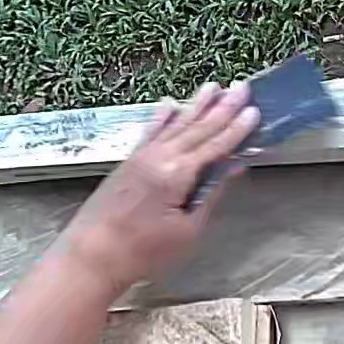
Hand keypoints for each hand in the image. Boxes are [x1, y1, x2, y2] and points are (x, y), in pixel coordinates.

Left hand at [58, 82, 260, 296]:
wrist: (88, 258)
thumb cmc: (144, 252)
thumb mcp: (188, 229)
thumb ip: (211, 193)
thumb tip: (234, 165)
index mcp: (178, 175)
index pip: (216, 145)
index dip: (237, 128)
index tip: (254, 110)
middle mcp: (160, 158)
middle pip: (198, 128)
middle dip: (223, 107)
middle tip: (243, 86)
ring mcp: (142, 157)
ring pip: (176, 124)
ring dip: (197, 104)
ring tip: (214, 85)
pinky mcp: (129, 162)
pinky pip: (151, 132)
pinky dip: (162, 117)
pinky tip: (171, 104)